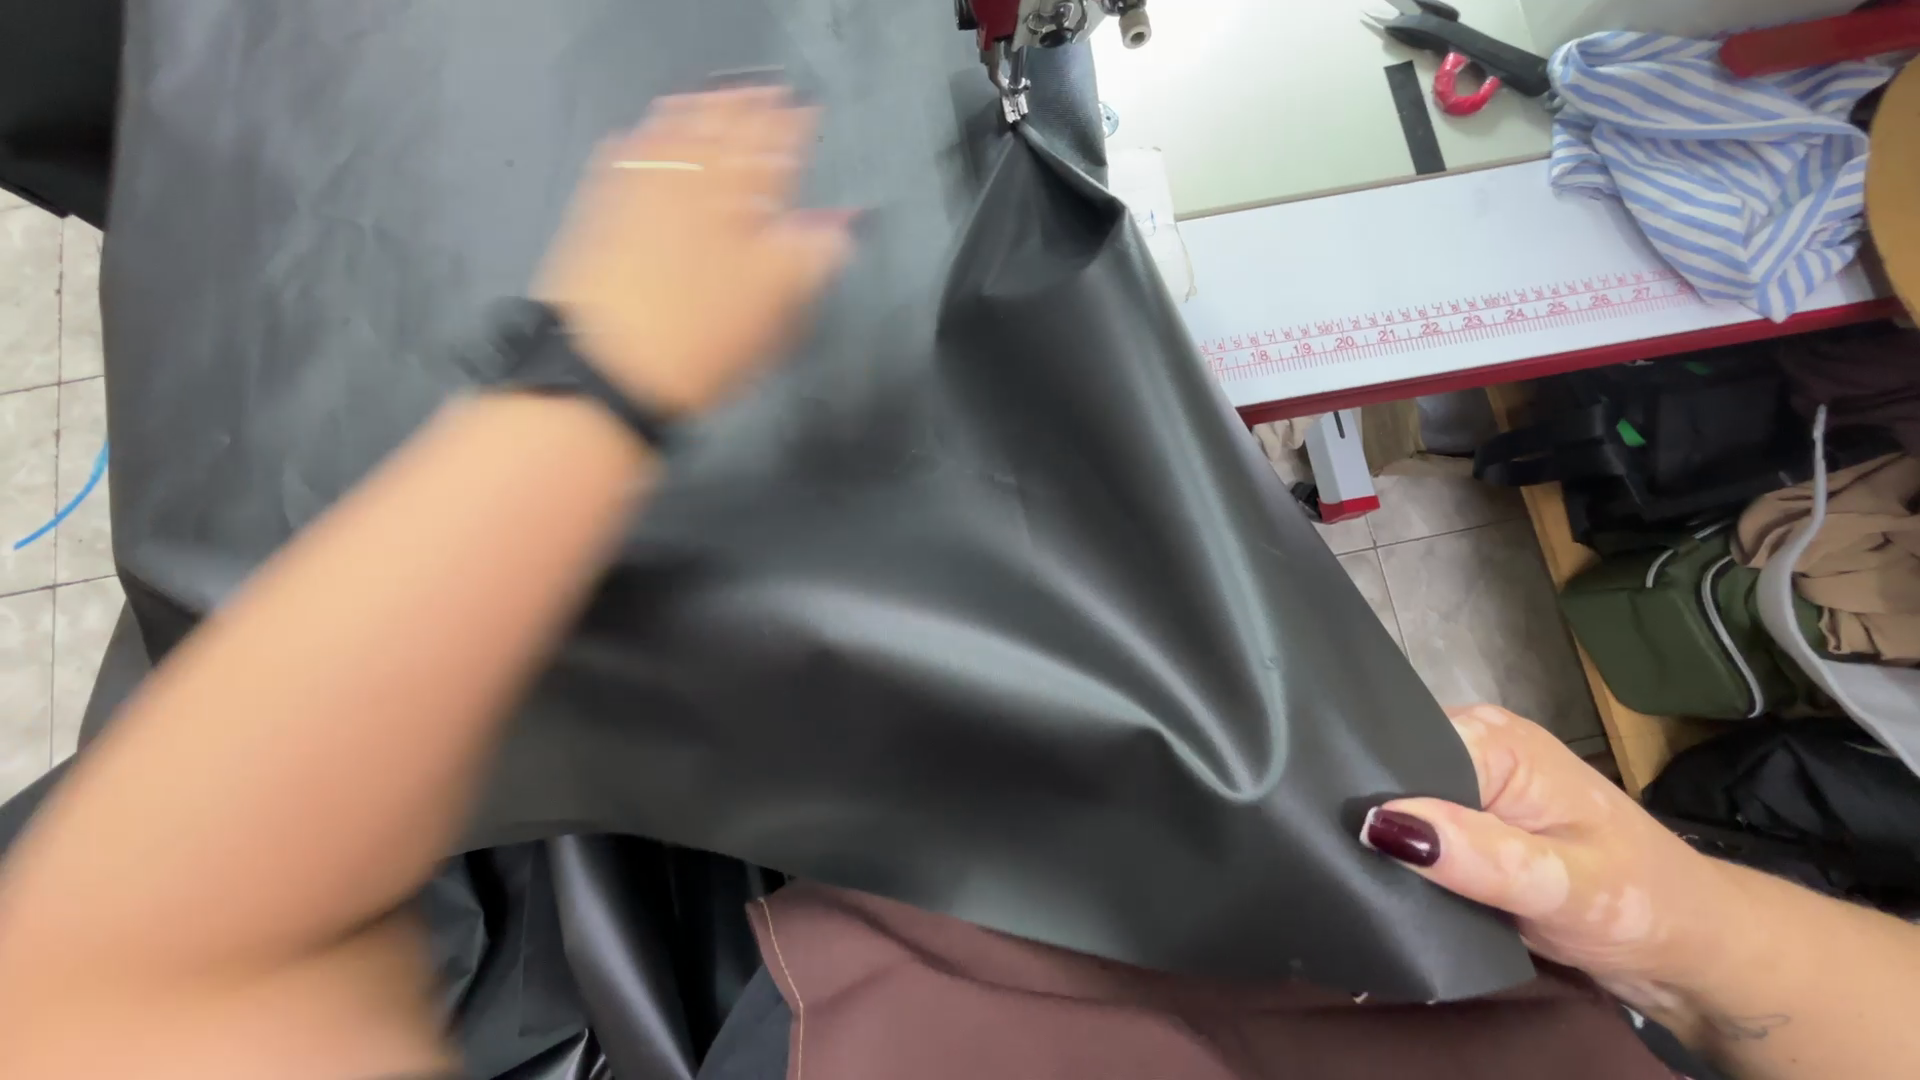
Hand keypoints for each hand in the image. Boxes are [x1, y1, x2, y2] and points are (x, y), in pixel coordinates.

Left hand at [535, 87, 854, 415]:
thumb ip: (811, 257)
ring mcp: (641, 190)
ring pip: (675, 136)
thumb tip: (841, 225)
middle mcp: (691, 184)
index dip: (792, 129)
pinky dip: (645, 134)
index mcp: (740, 203)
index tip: (805, 111)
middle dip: (748, 110)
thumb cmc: (705, 338)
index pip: (774, 152)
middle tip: (766, 93)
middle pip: (723, 133)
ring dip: (699, 113)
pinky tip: (645, 130)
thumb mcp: (776, 306)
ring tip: (715, 98)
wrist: (608, 364)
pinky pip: (628, 153)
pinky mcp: (602, 208)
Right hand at [1359, 705, 1733, 1004]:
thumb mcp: (1567, 887)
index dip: (1369, 785)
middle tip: (1333, 851)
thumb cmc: (1644, 909)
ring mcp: (1466, 784)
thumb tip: (1379, 823)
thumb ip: (1481, 856)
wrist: (1690, 953)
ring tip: (1344, 864)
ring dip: (1374, 834)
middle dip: (1364, 809)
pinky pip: (1408, 824)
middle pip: (1390, 767)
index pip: (1404, 745)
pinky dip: (1392, 850)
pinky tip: (1374, 871)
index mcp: (1497, 740)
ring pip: (1392, 798)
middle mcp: (1473, 748)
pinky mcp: (1462, 818)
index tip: (1335, 825)